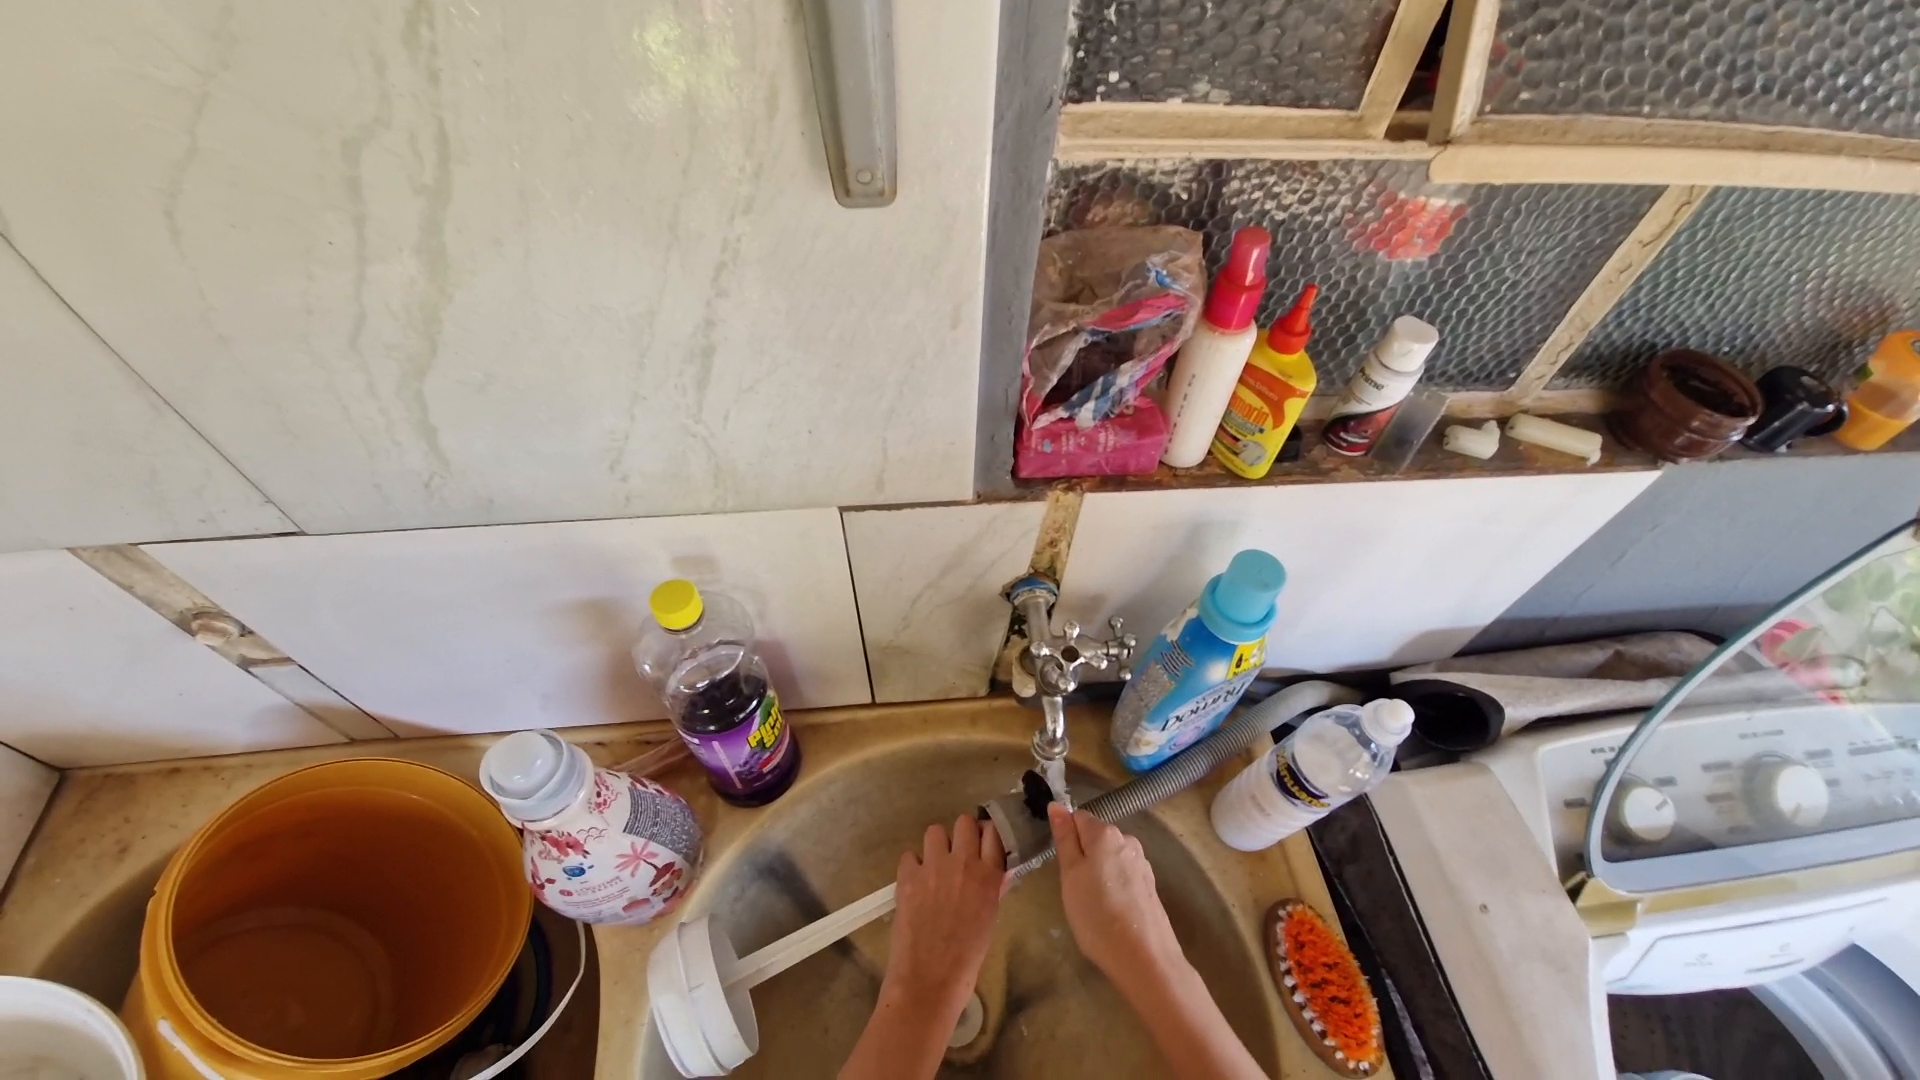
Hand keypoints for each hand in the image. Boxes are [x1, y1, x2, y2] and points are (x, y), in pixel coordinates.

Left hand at [882, 815, 1005, 1016]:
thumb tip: (995, 872)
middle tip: (958, 854)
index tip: (983, 843)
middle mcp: (963, 863)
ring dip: (936, 846)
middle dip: (962, 834)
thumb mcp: (989, 919)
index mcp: (989, 876)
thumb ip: (992, 889)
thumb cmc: (967, 958)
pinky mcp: (908, 875)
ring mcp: (933, 866)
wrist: (930, 979)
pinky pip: (909, 855)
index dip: (987, 835)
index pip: (993, 832)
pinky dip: (912, 866)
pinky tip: (915, 883)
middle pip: (964, 822)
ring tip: (935, 867)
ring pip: (935, 831)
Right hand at [1048, 803, 1182, 981]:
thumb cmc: (1097, 914)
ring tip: (1092, 904)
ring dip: (1098, 873)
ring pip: (1109, 859)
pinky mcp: (1150, 886)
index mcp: (1105, 833)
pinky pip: (1123, 876)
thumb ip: (1065, 839)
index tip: (1061, 865)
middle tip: (1073, 888)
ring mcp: (1142, 864)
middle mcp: (1127, 841)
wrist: (1145, 959)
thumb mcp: (1070, 875)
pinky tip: (1111, 911)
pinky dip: (1113, 887)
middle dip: (1082, 856)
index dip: (1066, 837)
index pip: (1078, 818)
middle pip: (1096, 838)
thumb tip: (1057, 805)